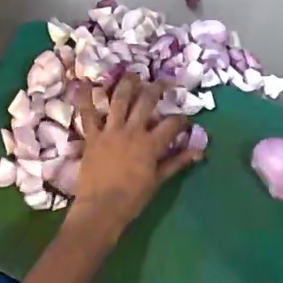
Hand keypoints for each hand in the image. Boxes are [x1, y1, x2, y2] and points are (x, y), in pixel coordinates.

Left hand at [67, 77, 202, 244]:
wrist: (101, 208)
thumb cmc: (132, 198)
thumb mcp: (158, 180)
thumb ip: (177, 162)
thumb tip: (199, 151)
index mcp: (151, 143)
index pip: (172, 124)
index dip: (181, 119)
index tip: (184, 119)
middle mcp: (132, 131)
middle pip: (146, 101)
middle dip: (156, 89)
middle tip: (162, 82)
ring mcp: (110, 131)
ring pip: (119, 99)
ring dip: (126, 84)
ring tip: (132, 74)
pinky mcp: (92, 136)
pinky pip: (87, 113)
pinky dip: (84, 96)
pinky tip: (83, 81)